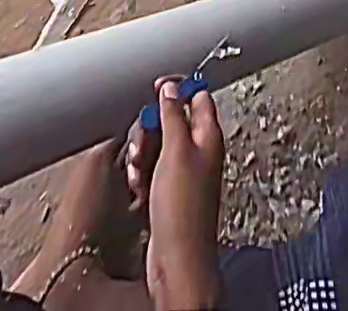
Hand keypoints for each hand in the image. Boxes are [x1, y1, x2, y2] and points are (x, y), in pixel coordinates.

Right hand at [144, 79, 223, 310]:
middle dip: (152, 126)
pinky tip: (140, 183)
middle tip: (147, 140)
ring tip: (141, 167)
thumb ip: (173, 115)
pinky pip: (152, 165)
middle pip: (172, 119)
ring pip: (158, 142)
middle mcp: (199, 151)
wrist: (176, 259)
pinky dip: (142, 170)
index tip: (159, 89)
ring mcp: (184, 170)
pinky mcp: (170, 188)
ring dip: (143, 150)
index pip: (199, 96)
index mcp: (208, 136)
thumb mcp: (175, 150)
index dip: (179, 88)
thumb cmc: (183, 209)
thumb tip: (173, 88)